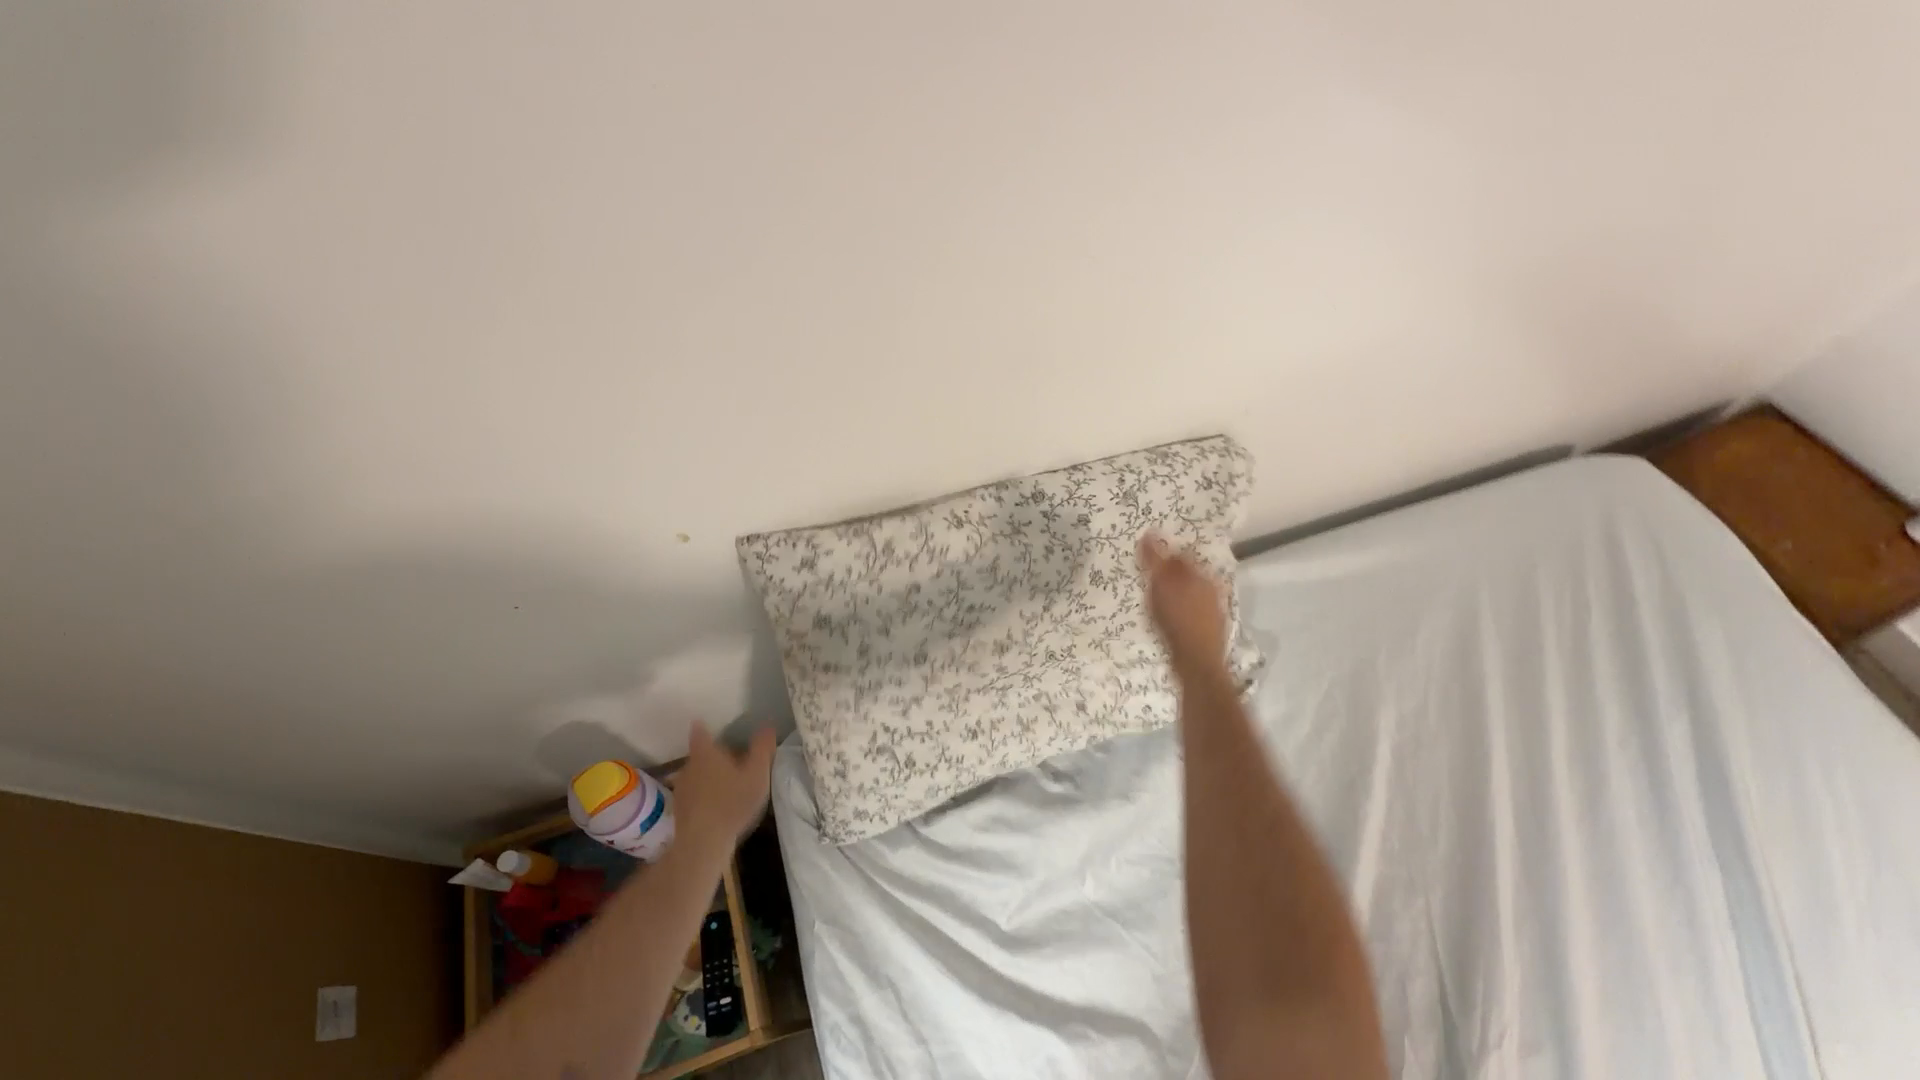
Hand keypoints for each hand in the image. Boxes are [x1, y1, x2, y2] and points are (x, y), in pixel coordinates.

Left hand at [673, 724, 775, 851]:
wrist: (703, 841)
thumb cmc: (732, 802)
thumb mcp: (757, 774)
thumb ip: (762, 748)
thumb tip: (768, 724)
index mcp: (706, 753)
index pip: (701, 733)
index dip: (703, 728)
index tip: (704, 725)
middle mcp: (689, 766)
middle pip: (699, 754)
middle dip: (711, 755)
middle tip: (729, 761)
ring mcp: (681, 788)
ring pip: (694, 775)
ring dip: (705, 777)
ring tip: (723, 786)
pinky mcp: (679, 809)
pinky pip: (691, 795)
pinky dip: (700, 796)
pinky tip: (713, 807)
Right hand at [1138, 531, 1229, 676]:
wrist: (1197, 662)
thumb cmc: (1177, 621)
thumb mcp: (1160, 587)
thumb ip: (1155, 561)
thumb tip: (1149, 533)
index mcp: (1201, 574)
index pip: (1181, 554)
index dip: (1162, 553)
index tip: (1144, 558)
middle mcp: (1211, 588)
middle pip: (1187, 573)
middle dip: (1169, 573)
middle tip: (1147, 578)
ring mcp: (1213, 609)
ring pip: (1190, 592)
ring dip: (1174, 593)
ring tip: (1154, 600)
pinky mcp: (1209, 628)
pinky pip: (1191, 611)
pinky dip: (1178, 610)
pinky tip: (1167, 619)